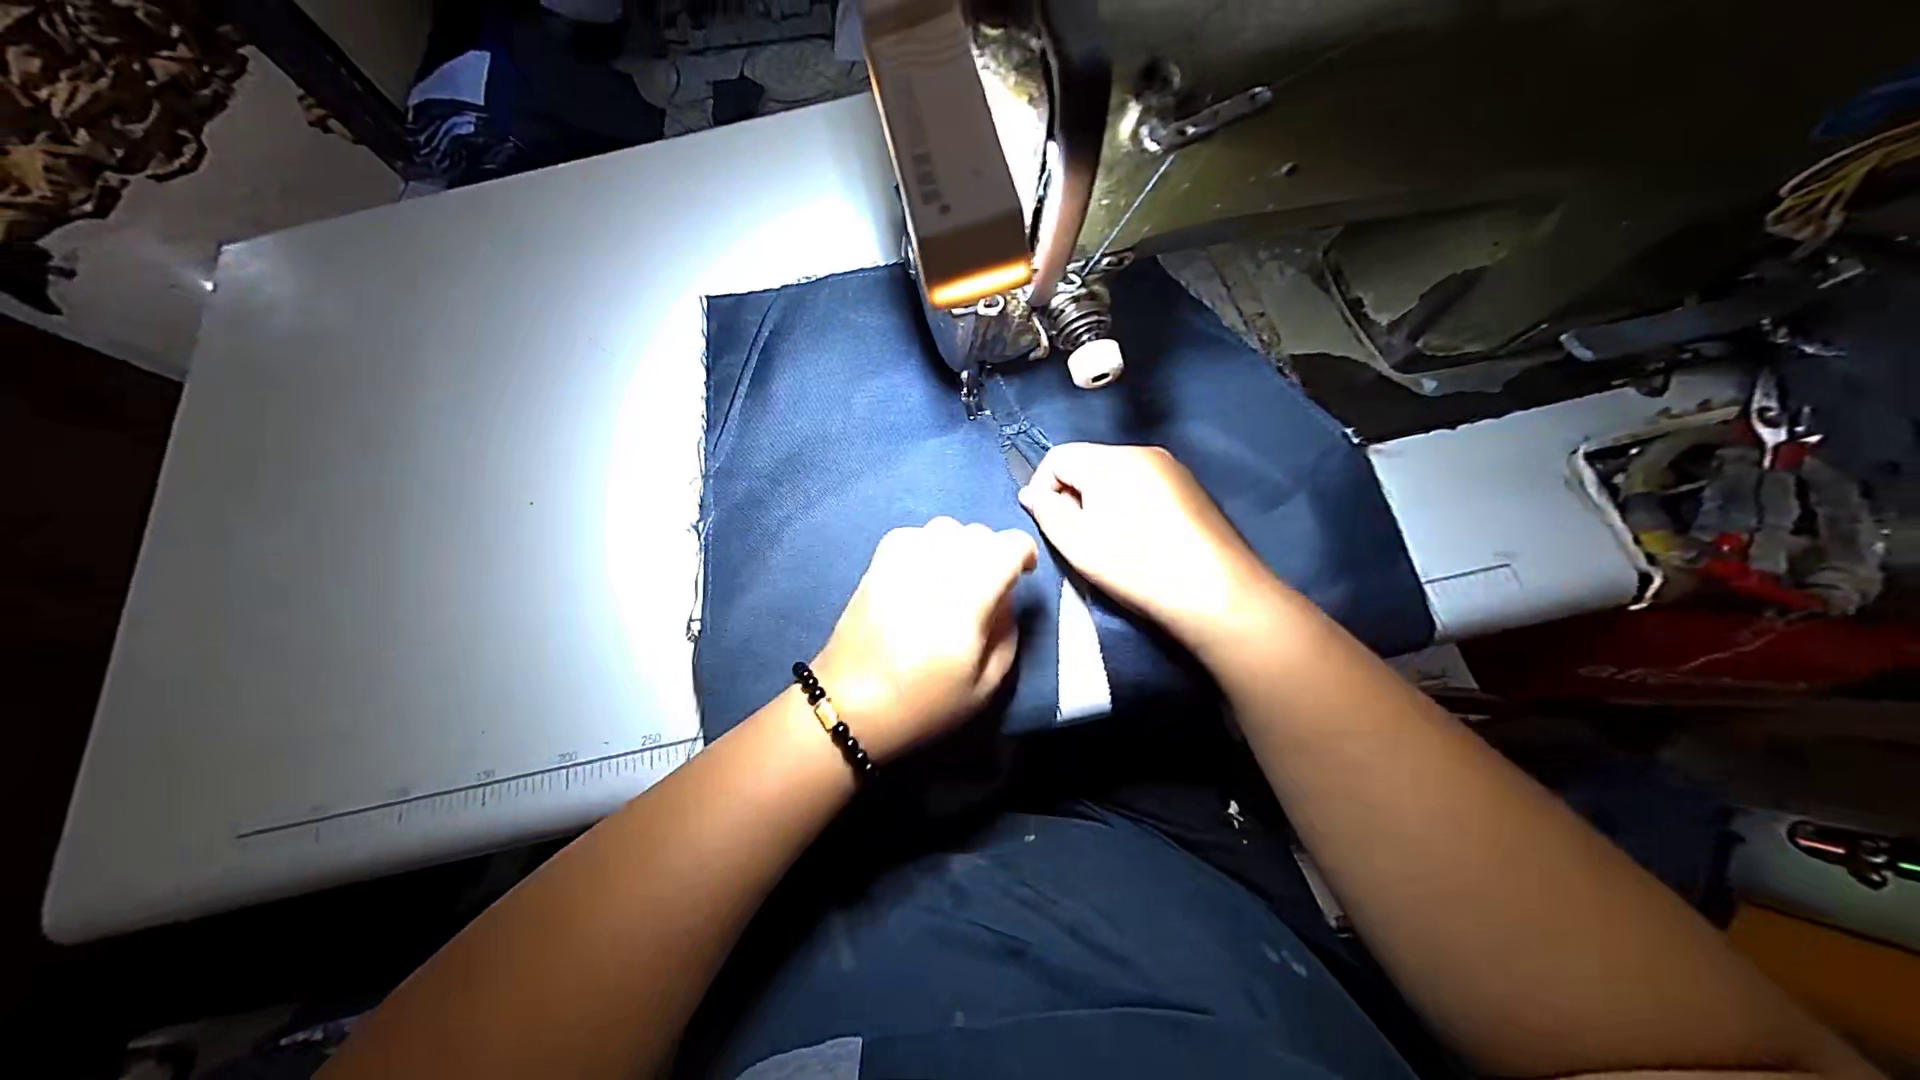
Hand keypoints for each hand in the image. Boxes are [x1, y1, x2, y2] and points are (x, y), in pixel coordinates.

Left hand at [810, 517, 1037, 761]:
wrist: (851, 704)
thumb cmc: (925, 702)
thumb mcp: (987, 682)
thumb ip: (1008, 629)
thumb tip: (1005, 595)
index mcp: (969, 593)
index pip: (1010, 544)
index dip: (1024, 555)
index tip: (1021, 576)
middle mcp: (937, 563)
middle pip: (980, 533)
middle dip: (993, 554)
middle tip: (988, 588)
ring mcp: (903, 557)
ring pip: (947, 527)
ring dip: (960, 547)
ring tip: (955, 580)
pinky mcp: (877, 560)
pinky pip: (914, 534)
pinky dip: (928, 546)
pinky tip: (924, 576)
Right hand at [1017, 443, 1290, 650]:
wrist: (1217, 593)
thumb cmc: (1136, 566)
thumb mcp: (1076, 543)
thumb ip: (1046, 511)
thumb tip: (1032, 492)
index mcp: (1112, 459)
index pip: (1057, 456)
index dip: (1042, 488)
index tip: (1047, 523)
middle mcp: (1144, 452)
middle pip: (1089, 463)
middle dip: (1074, 495)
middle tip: (1078, 538)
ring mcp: (1173, 468)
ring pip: (1117, 476)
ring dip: (1102, 502)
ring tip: (1110, 543)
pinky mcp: (1191, 488)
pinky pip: (1144, 486)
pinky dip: (1130, 506)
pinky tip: (1141, 540)